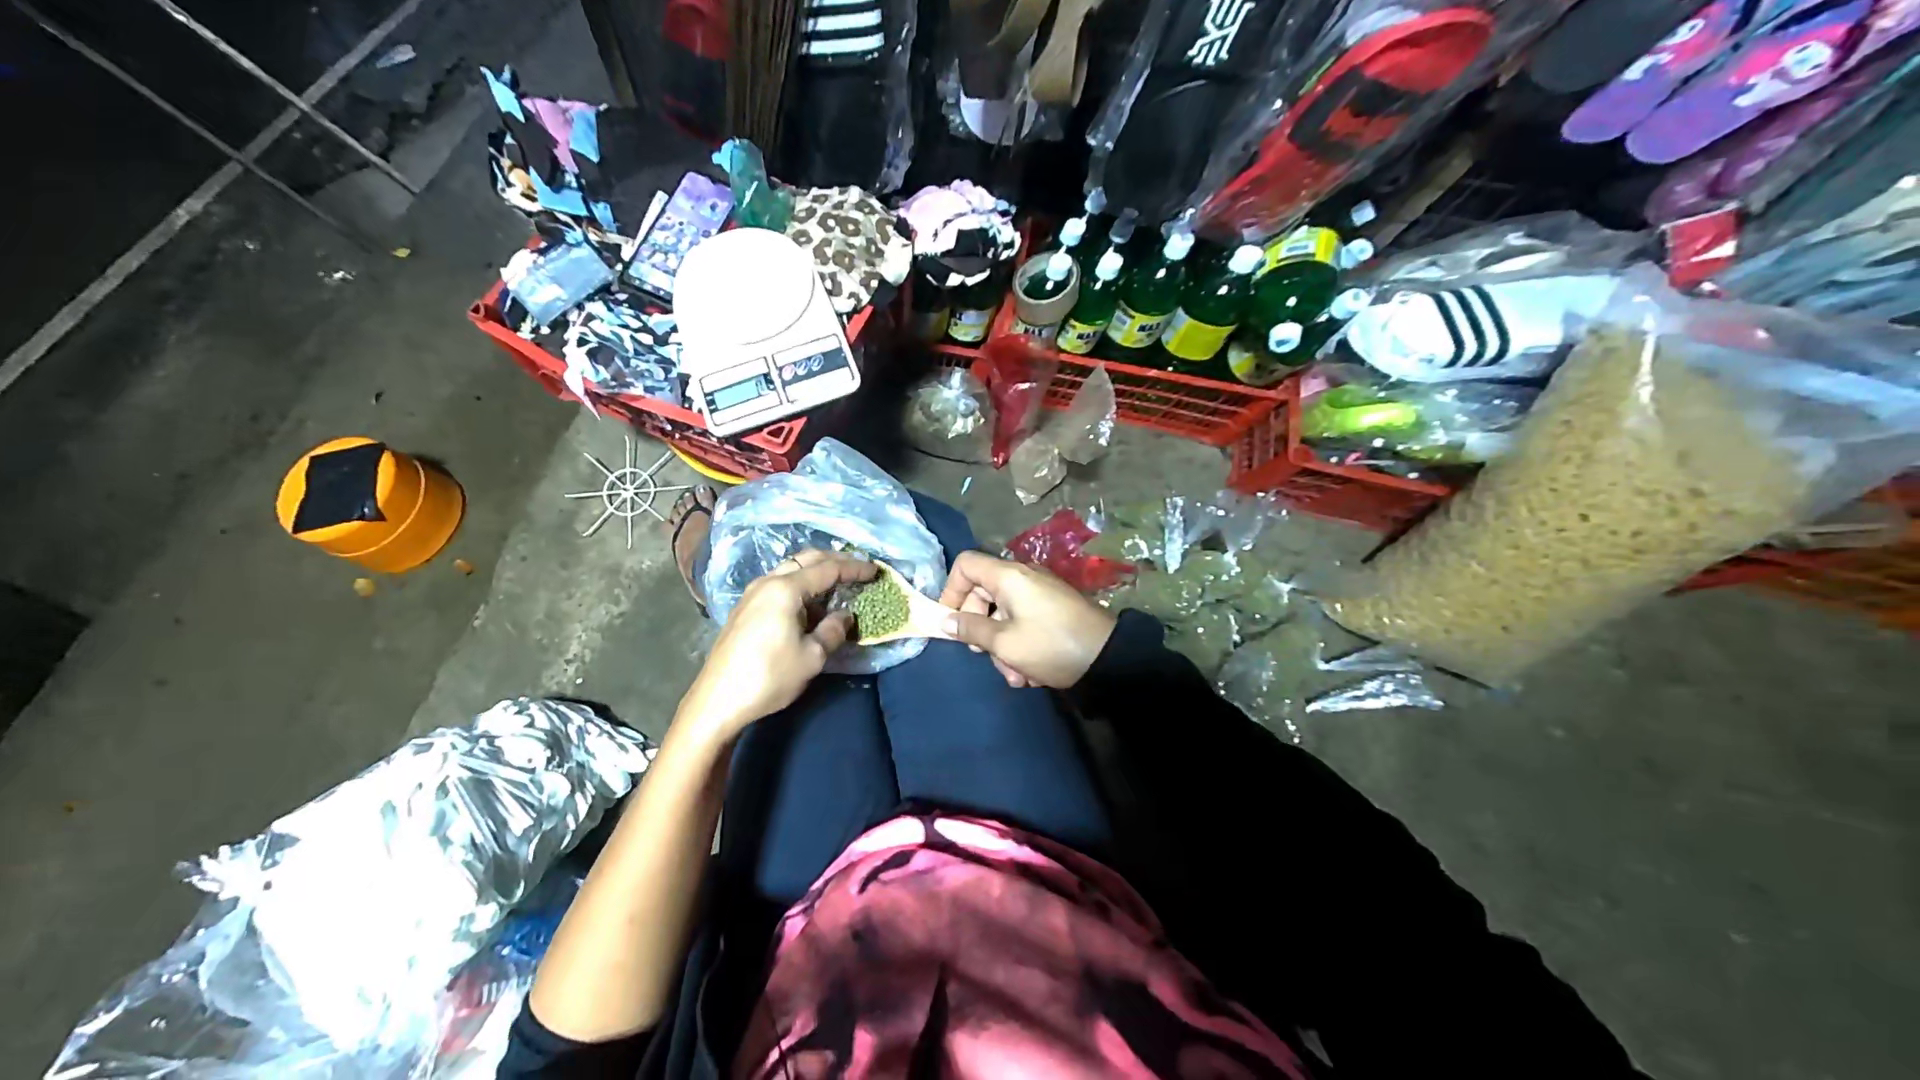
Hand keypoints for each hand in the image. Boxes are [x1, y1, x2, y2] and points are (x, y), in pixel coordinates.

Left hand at [679, 550, 876, 741]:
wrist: (717, 701)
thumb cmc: (769, 677)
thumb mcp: (812, 657)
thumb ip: (833, 631)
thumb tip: (844, 615)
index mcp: (785, 589)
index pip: (828, 569)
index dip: (854, 568)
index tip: (875, 570)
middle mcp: (767, 583)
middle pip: (806, 560)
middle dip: (834, 561)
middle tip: (858, 568)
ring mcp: (752, 594)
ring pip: (790, 571)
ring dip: (815, 572)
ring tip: (838, 583)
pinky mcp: (745, 609)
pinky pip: (779, 584)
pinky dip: (801, 585)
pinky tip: (811, 602)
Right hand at [939, 551, 1116, 688]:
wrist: (1108, 658)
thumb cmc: (1051, 645)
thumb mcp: (1005, 643)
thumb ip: (972, 630)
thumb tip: (946, 621)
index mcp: (1009, 577)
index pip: (966, 565)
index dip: (951, 590)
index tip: (950, 620)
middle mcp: (1023, 577)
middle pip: (983, 593)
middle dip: (980, 629)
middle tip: (983, 655)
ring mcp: (1040, 592)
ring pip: (1003, 614)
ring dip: (1002, 647)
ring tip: (1016, 675)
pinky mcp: (1053, 609)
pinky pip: (1023, 621)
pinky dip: (1020, 645)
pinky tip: (1030, 674)